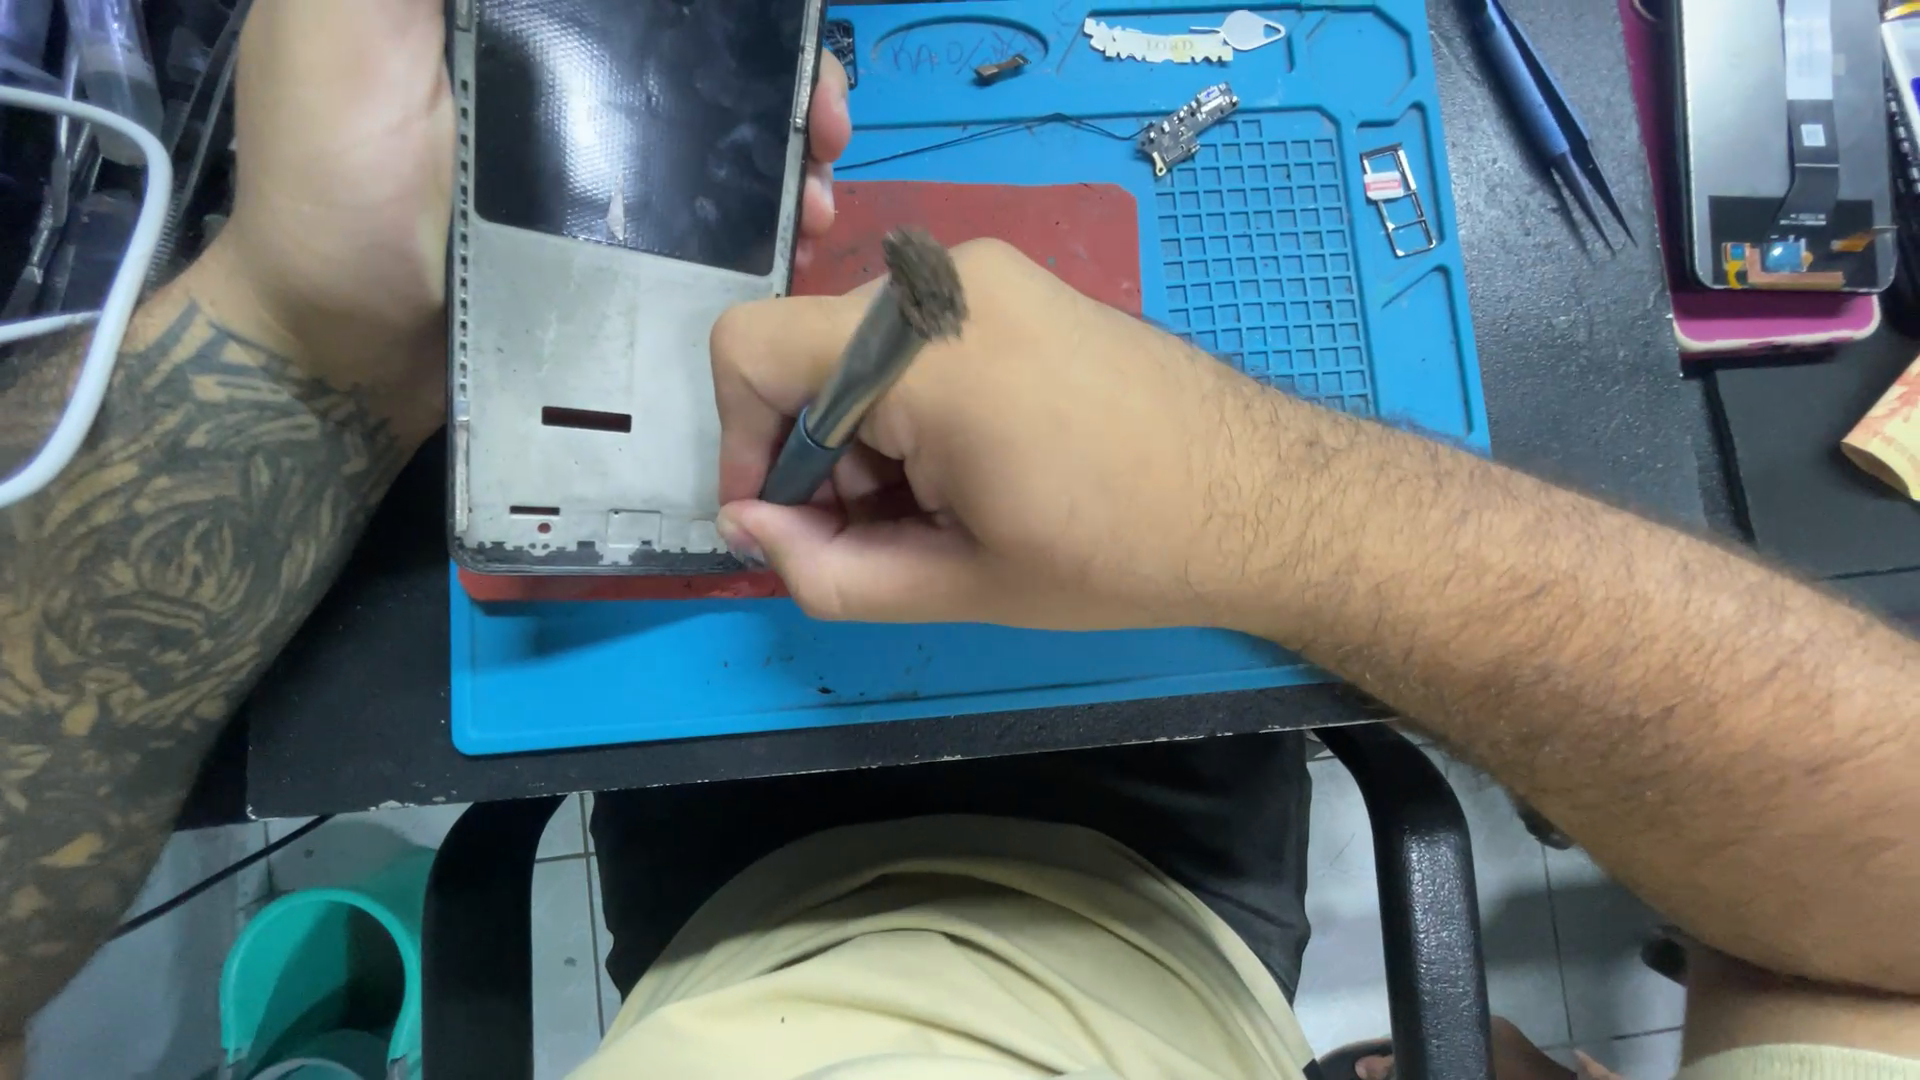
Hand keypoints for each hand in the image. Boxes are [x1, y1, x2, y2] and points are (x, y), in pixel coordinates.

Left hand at [196, 0, 850, 444]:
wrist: (358, 357)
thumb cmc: (339, 198)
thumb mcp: (347, 32)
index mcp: (530, 31)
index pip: (661, 17)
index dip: (736, 26)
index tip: (787, 50)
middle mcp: (583, 97)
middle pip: (710, 79)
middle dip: (782, 96)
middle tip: (826, 133)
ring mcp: (614, 185)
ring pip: (726, 157)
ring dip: (788, 169)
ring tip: (818, 206)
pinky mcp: (632, 254)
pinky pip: (715, 233)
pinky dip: (763, 234)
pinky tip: (795, 246)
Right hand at [711, 239, 1291, 629]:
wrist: (1266, 500)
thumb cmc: (1116, 553)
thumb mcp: (958, 584)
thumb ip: (829, 569)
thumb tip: (751, 526)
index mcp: (917, 347)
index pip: (749, 352)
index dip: (743, 446)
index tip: (787, 523)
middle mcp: (943, 281)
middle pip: (811, 361)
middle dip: (822, 460)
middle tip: (889, 538)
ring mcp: (990, 275)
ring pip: (866, 356)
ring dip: (874, 443)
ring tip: (949, 513)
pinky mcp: (1025, 290)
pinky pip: (923, 342)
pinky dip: (918, 412)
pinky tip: (978, 471)